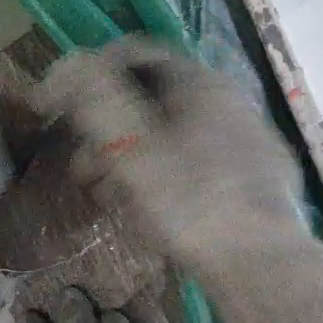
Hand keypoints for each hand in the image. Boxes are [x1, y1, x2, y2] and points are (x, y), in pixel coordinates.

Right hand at [34, 37, 305, 274]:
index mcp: (201, 82)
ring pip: (174, 133)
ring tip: (104, 195)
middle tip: (78, 164)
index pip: (133, 54)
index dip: (87, 74)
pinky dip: (164, 174)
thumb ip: (96, 98)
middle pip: (152, 98)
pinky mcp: (259, 178)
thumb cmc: (190, 202)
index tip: (57, 106)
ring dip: (131, 156)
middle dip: (106, 127)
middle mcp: (229, 99)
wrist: (264, 269)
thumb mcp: (131, 149)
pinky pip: (199, 161)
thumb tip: (72, 62)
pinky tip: (147, 210)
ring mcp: (249, 140)